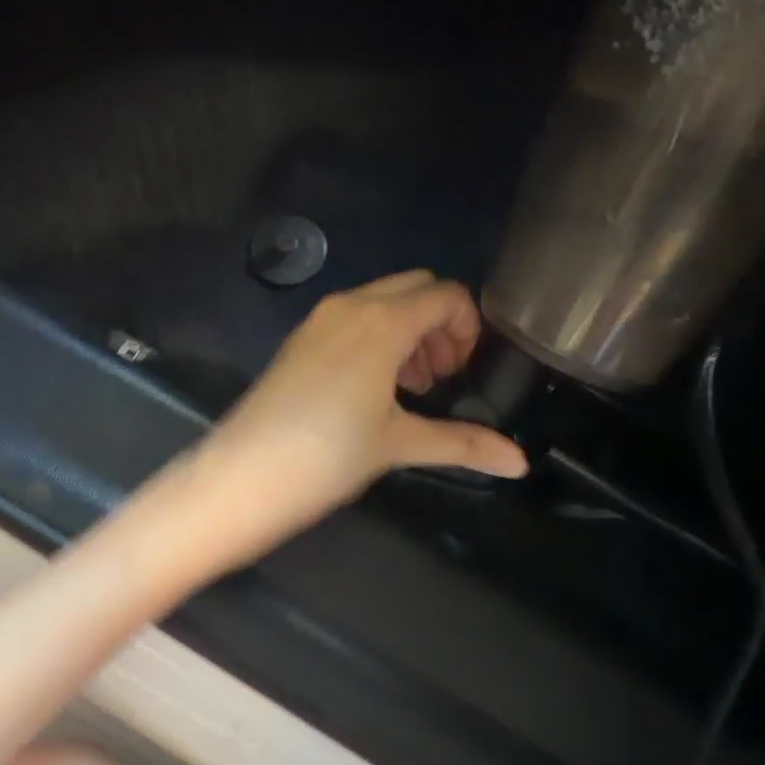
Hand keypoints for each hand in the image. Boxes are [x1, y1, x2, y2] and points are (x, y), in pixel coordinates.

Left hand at [188, 270, 527, 563]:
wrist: (245, 475)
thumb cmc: (328, 455)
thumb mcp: (399, 445)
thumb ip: (463, 444)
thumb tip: (520, 463)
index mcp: (381, 321)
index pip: (444, 295)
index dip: (467, 326)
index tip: (466, 370)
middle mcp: (349, 307)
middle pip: (413, 288)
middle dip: (438, 324)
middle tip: (442, 377)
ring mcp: (317, 322)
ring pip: (379, 303)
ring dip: (407, 332)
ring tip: (411, 388)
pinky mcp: (297, 342)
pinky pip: (350, 321)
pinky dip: (374, 340)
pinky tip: (373, 391)